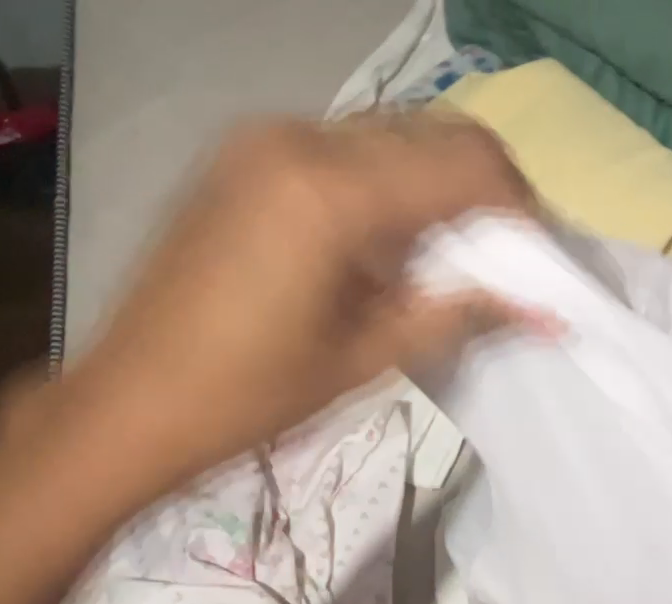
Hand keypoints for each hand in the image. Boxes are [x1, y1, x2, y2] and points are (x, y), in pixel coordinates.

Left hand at [52, 112, 533, 500]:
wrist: (131, 399)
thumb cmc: (248, 395)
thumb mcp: (364, 357)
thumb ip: (456, 314)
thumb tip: (540, 311)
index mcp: (329, 192)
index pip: (463, 164)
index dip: (519, 209)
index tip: (541, 261)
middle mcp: (298, 138)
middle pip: (434, 135)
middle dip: (486, 194)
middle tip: (506, 261)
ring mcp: (265, 139)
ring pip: (394, 137)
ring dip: (439, 189)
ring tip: (452, 261)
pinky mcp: (247, 155)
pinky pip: (348, 150)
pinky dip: (391, 188)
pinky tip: (391, 248)